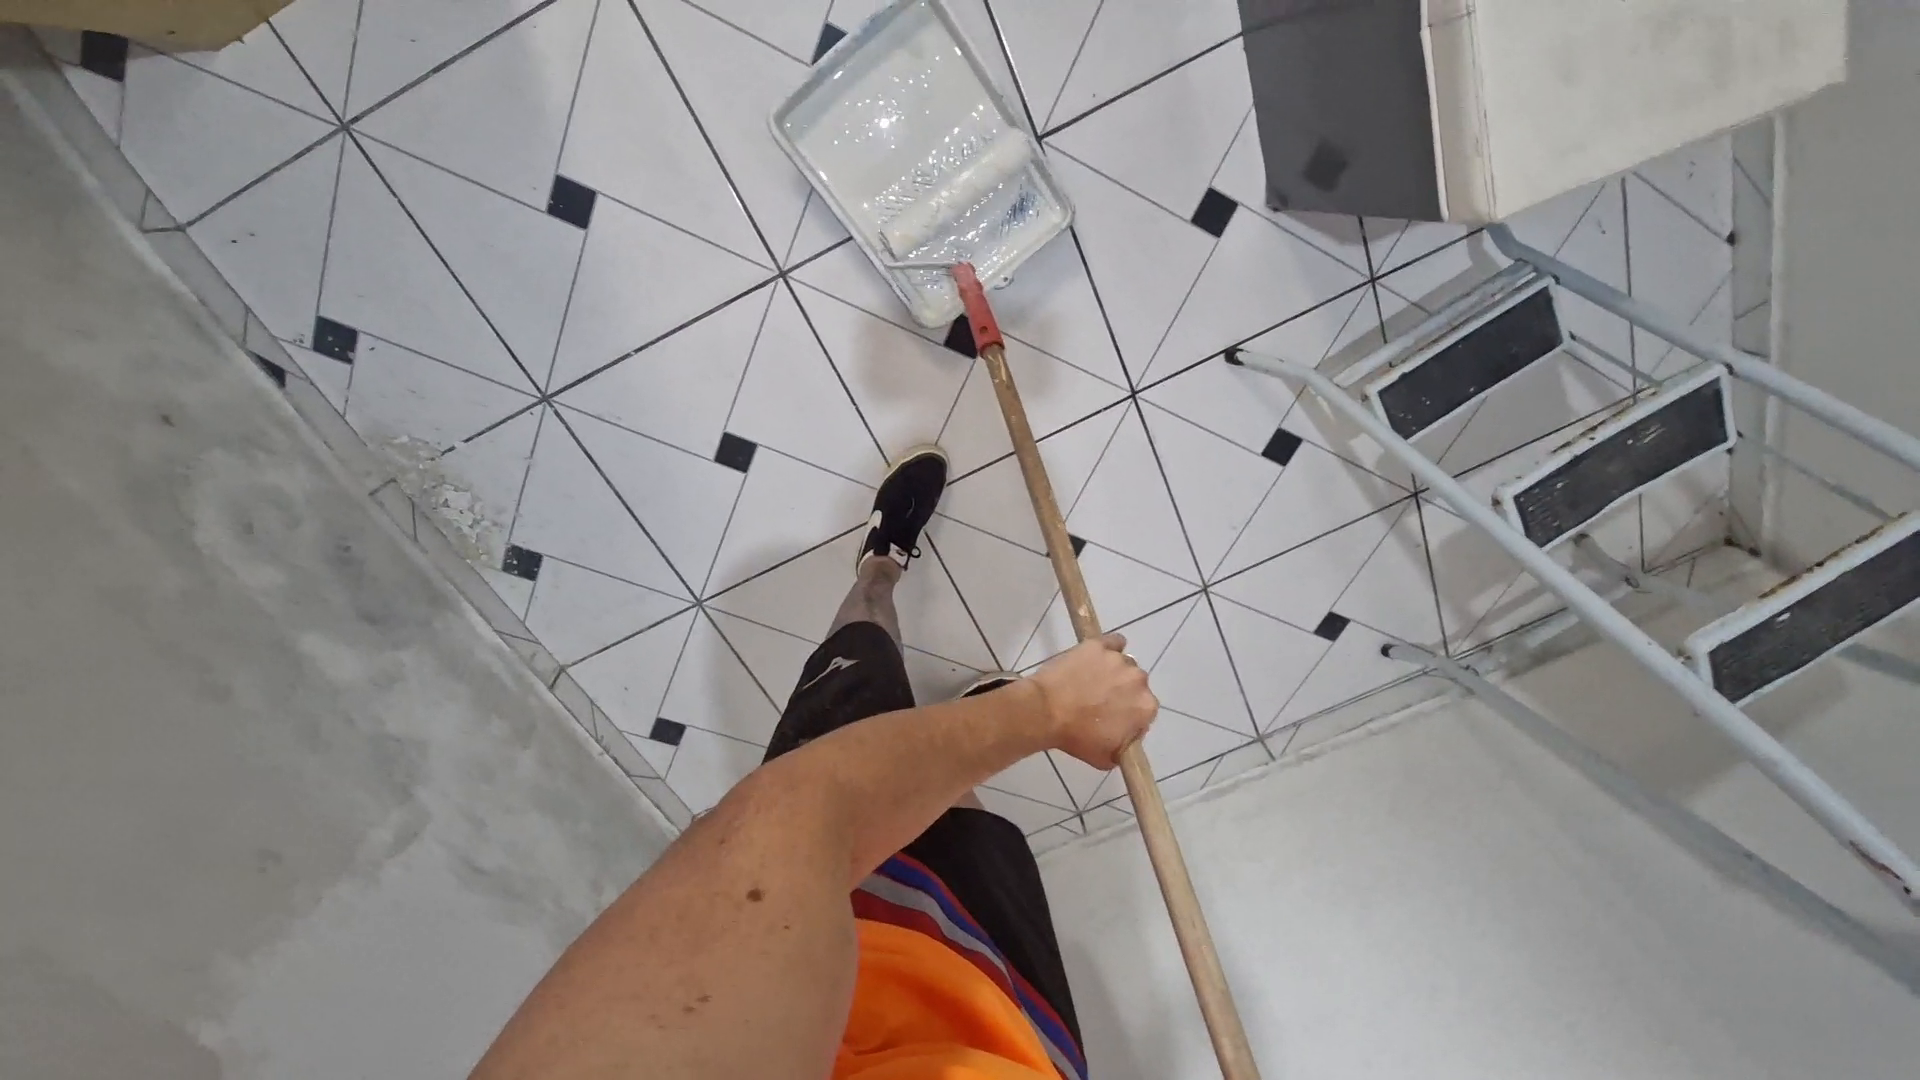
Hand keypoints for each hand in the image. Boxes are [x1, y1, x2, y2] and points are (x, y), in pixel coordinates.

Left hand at [1029, 633, 1157, 767]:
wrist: (1044, 711)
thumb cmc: (1076, 737)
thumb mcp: (1107, 758)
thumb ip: (1126, 747)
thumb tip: (1127, 738)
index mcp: (1146, 708)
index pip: (1144, 712)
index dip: (1128, 716)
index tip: (1112, 719)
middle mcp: (1139, 680)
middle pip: (1135, 686)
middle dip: (1121, 693)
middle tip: (1098, 701)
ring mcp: (1118, 659)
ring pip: (1123, 665)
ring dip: (1112, 672)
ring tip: (1089, 681)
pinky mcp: (1099, 644)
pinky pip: (1114, 642)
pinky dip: (1110, 647)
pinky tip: (1099, 656)